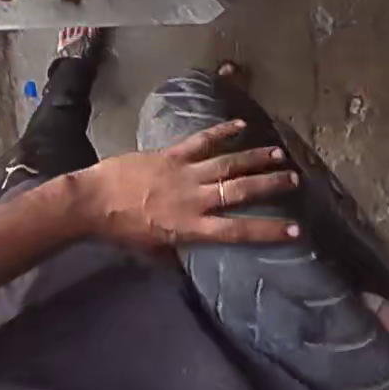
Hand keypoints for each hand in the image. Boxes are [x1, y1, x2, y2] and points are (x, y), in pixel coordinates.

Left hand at [71, 120, 300, 246]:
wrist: (92, 201)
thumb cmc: (121, 230)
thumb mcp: (151, 250)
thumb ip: (176, 253)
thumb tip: (191, 265)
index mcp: (190, 228)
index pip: (237, 230)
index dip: (268, 230)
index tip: (296, 229)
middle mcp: (193, 199)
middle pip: (240, 191)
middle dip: (270, 185)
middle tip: (295, 178)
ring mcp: (183, 173)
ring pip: (227, 163)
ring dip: (254, 157)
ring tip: (278, 152)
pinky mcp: (171, 154)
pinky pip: (201, 141)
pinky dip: (222, 131)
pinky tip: (240, 124)